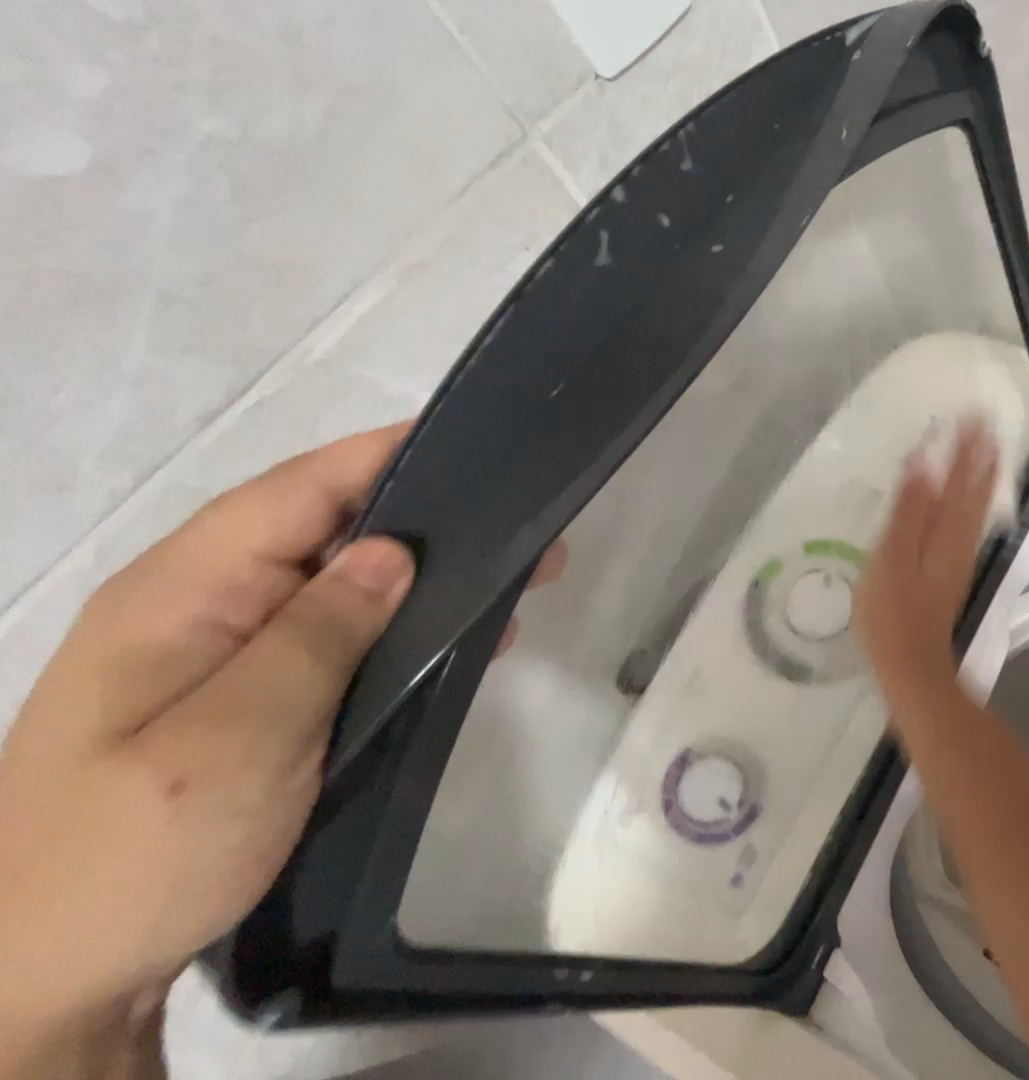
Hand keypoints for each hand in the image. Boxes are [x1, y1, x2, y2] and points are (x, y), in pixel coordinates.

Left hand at [0, 426, 558, 1076]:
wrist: (54, 976)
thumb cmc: (135, 851)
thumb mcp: (236, 738)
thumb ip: (316, 635)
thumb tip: (391, 552)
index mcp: (183, 593)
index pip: (297, 490)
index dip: (387, 456)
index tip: (480, 441)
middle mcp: (201, 605)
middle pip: (326, 527)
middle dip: (429, 519)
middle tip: (536, 536)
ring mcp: (223, 653)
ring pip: (341, 583)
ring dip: (426, 576)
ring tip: (521, 582)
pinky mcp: (250, 697)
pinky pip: (339, 636)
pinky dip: (405, 626)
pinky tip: (464, 638)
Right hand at [854, 417, 999, 704]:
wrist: (912, 663)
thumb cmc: (893, 612)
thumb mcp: (892, 557)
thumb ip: (910, 510)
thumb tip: (926, 463)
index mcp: (946, 531)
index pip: (960, 480)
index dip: (966, 448)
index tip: (973, 415)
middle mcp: (960, 539)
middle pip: (976, 490)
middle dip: (982, 456)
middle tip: (986, 423)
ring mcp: (959, 556)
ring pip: (976, 507)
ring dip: (982, 475)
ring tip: (988, 449)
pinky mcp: (951, 570)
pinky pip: (968, 522)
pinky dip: (973, 500)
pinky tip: (969, 499)